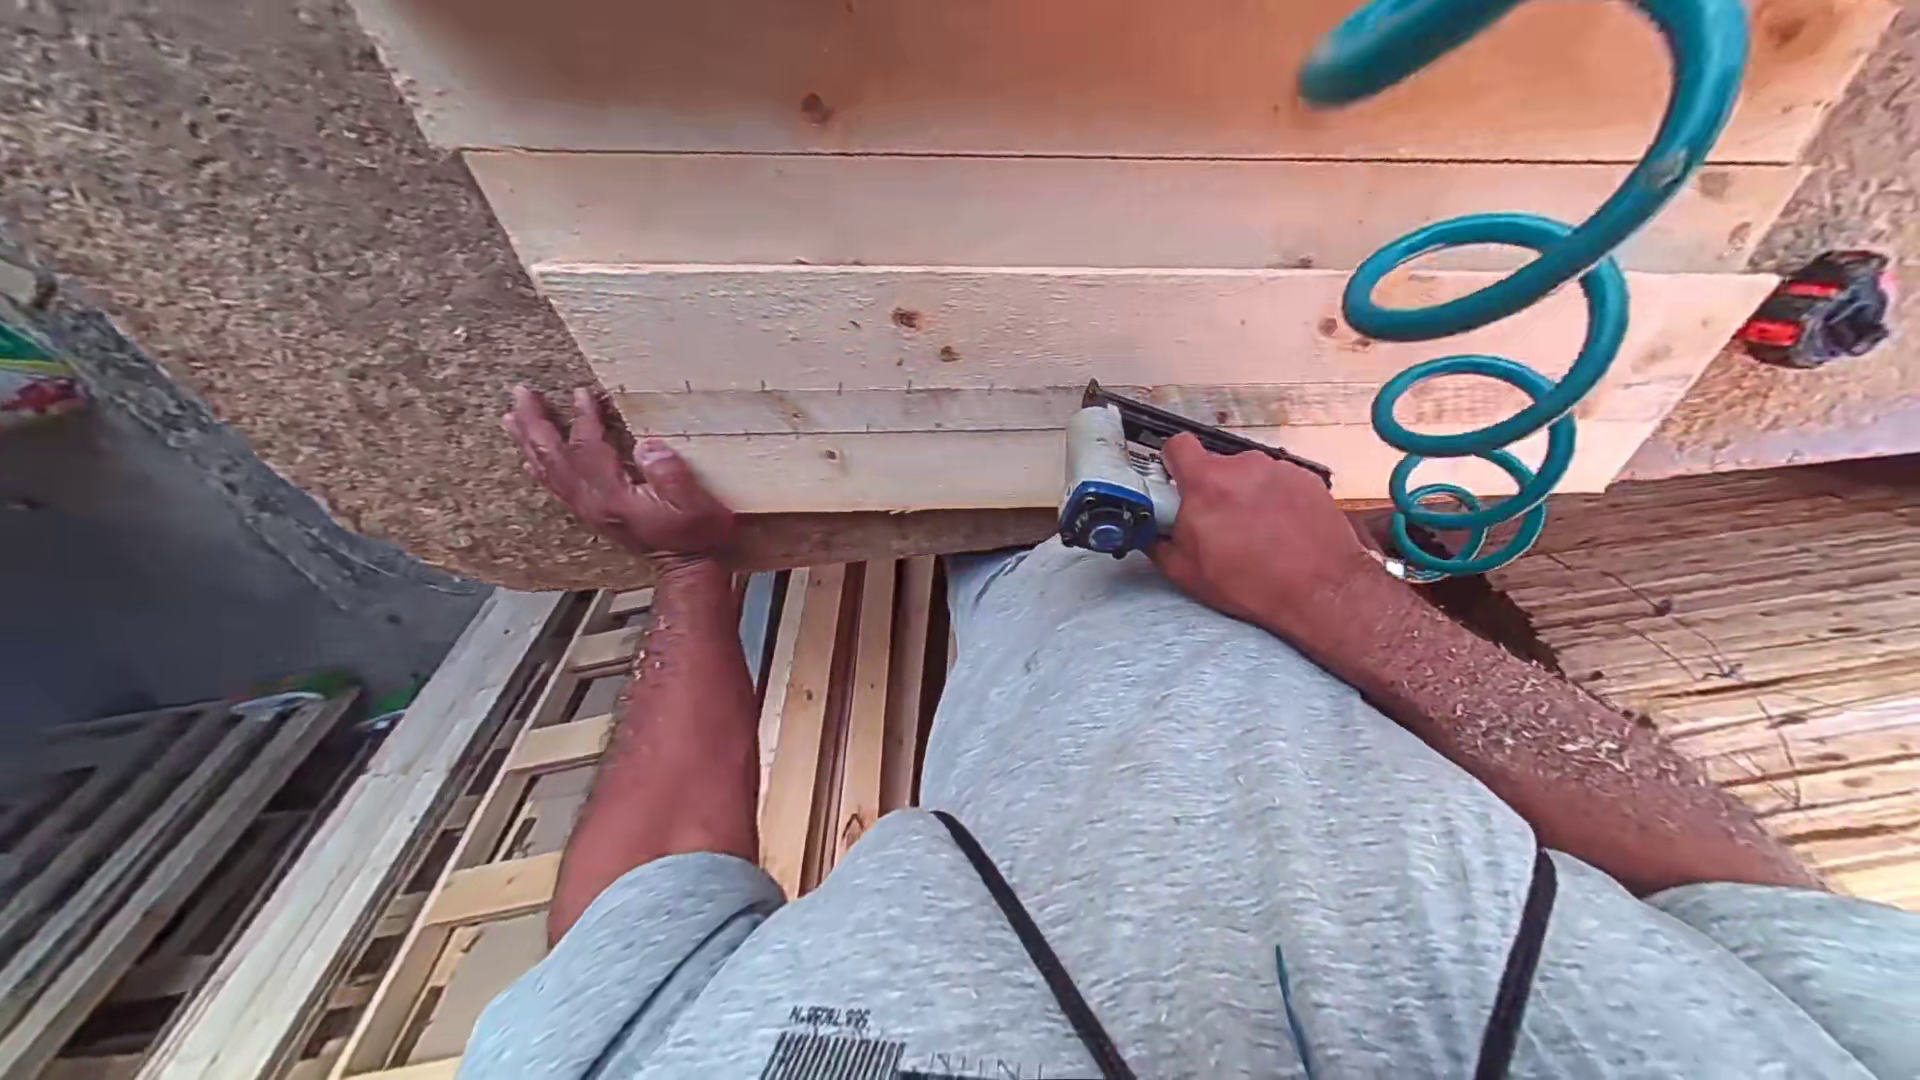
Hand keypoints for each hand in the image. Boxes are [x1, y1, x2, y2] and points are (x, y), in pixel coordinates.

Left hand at [503, 385, 735, 570]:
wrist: (689, 569)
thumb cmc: (695, 536)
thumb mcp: (695, 503)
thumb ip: (671, 474)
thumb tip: (647, 445)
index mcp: (614, 496)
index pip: (588, 449)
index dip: (584, 417)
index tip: (582, 392)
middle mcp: (593, 503)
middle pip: (553, 457)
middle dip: (535, 422)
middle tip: (521, 393)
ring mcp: (590, 511)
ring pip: (548, 471)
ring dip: (529, 442)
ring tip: (512, 417)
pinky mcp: (594, 516)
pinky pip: (557, 488)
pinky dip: (541, 469)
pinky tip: (532, 459)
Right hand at [1149, 433, 1395, 640]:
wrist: (1320, 591)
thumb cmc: (1255, 583)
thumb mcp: (1185, 571)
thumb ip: (1157, 543)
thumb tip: (1149, 534)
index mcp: (1206, 483)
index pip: (1177, 445)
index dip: (1171, 461)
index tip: (1174, 480)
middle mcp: (1243, 467)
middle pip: (1213, 464)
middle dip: (1208, 489)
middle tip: (1212, 522)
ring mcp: (1278, 470)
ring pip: (1246, 474)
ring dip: (1241, 494)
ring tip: (1250, 531)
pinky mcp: (1306, 480)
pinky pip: (1276, 482)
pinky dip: (1272, 500)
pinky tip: (1276, 530)